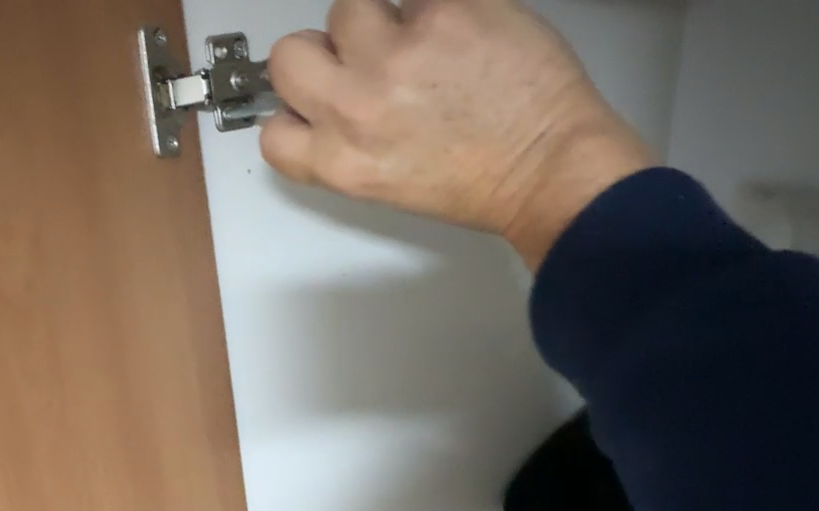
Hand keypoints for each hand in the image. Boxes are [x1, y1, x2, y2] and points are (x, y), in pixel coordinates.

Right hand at [261, 0, 655, 268]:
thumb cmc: (472, 183)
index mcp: (340, 162)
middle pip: (288, 54)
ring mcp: (398, 53)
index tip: (321, 106)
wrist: (544, 163)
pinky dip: (431, 6)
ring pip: (348, 7)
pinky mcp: (444, 7)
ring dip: (377, 19)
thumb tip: (324, 99)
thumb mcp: (383, 184)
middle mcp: (356, 108)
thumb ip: (342, 144)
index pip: (273, 129)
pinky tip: (455, 29)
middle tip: (361, 62)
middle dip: (320, 53)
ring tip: (420, 42)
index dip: (296, 111)